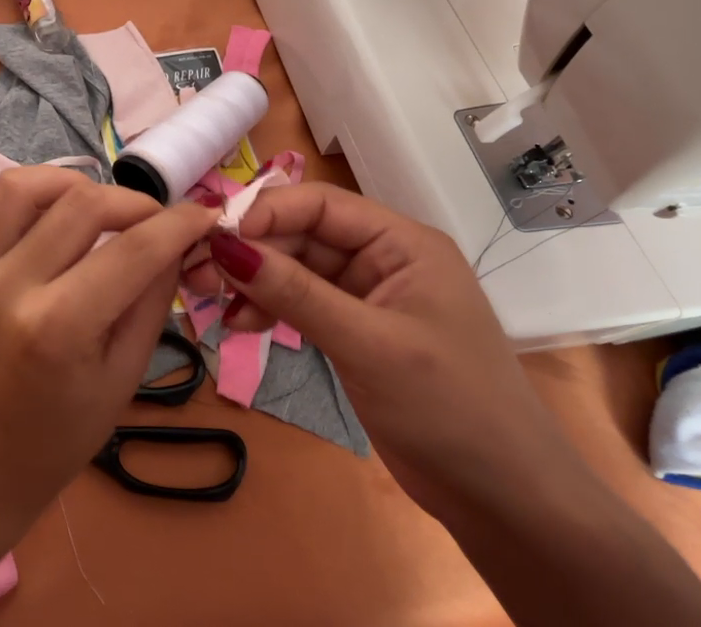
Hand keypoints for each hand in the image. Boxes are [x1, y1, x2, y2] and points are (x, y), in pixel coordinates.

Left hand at [0, 165, 221, 518]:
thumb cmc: (64, 433)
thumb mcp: (126, 373)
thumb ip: (153, 297)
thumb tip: (178, 239)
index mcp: (58, 328)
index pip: (133, 250)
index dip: (179, 224)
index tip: (204, 214)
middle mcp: (10, 288)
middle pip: (84, 204)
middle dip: (136, 202)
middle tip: (158, 221)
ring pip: (29, 185)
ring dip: (79, 185)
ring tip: (107, 211)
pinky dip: (40, 194)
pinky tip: (65, 216)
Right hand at [203, 181, 575, 516]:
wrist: (504, 496)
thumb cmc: (449, 407)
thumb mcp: (367, 344)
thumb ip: (295, 293)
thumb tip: (224, 246)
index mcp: (403, 244)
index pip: (321, 204)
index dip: (266, 213)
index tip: (214, 238)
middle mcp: (385, 261)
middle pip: (303, 236)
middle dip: (251, 252)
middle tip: (196, 275)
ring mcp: (370, 299)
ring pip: (297, 271)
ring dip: (254, 283)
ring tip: (213, 306)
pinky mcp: (357, 334)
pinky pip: (303, 305)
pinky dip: (271, 311)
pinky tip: (242, 326)